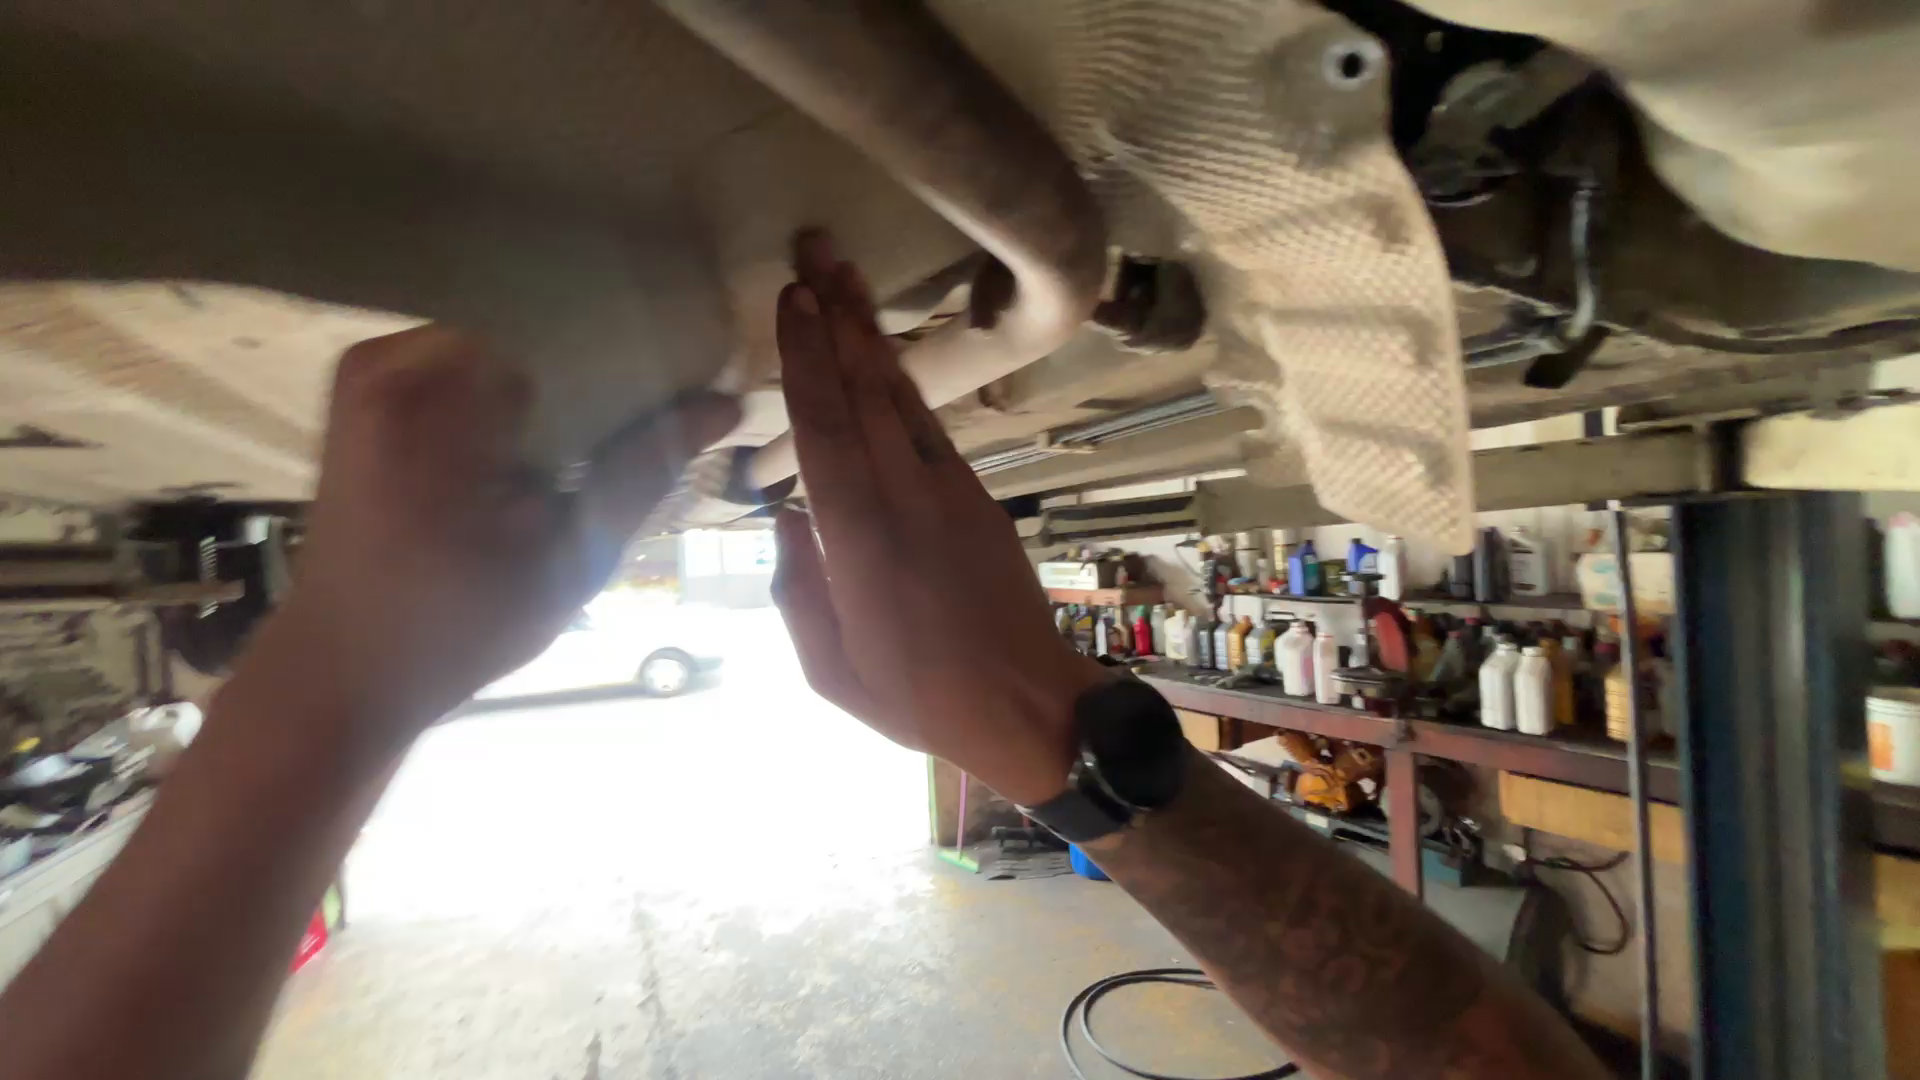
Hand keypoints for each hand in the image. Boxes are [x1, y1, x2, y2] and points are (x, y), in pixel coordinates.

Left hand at [247, 325, 738, 739]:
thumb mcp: (572, 557)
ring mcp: (376, 370)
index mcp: (431, 399)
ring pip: (515, 346)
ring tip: (621, 427)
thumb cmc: (460, 628)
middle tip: (670, 405)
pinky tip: (560, 440)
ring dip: (572, 385)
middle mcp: (393, 361)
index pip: (566, 327)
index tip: (694, 371)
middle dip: (608, 367)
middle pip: (537, 329)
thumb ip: (642, 470)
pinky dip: (529, 397)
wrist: (347, 669)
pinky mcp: (375, 391)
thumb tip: (723, 406)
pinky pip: (481, 367)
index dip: (639, 348)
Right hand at [771, 232, 1110, 804]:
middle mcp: (906, 502)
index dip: (805, 363)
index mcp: (860, 545)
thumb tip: (789, 518)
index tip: (791, 302)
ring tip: (844, 278)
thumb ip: (797, 593)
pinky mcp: (978, 498)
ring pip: (903, 400)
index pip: (824, 435)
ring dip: (871, 335)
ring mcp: (951, 494)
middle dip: (835, 320)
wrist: (1027, 702)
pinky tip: (883, 356)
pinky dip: (904, 383)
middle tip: (813, 252)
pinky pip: (931, 428)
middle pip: (864, 395)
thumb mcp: (832, 673)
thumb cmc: (921, 698)